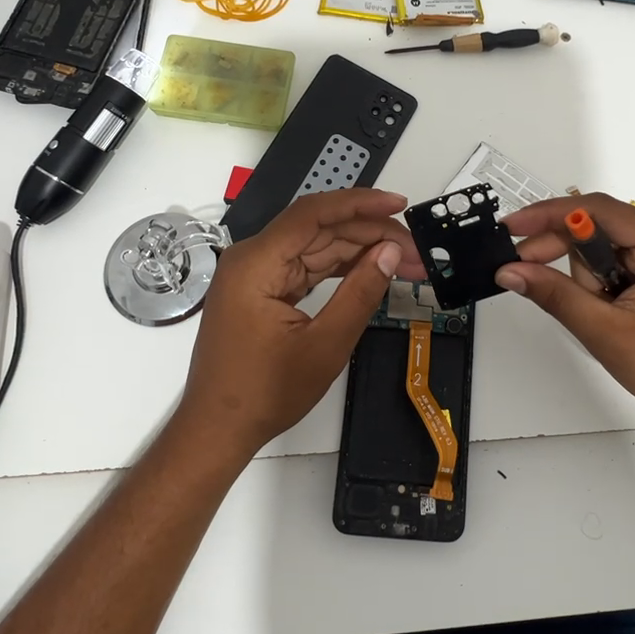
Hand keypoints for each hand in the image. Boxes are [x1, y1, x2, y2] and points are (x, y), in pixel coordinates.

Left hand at [176, 189, 424, 456]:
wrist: (217, 430)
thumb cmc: (266, 393)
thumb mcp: (325, 345)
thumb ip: (361, 293)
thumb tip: (391, 252)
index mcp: (257, 263)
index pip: (314, 213)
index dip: (360, 203)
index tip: (400, 204)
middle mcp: (252, 258)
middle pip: (319, 228)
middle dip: (370, 234)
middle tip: (417, 251)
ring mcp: (255, 274)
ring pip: (315, 246)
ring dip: (360, 251)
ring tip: (405, 261)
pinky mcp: (261, 290)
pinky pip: (305, 266)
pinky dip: (340, 267)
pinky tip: (371, 269)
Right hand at [496, 193, 634, 433]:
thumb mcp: (606, 331)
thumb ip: (555, 295)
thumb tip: (510, 270)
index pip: (597, 210)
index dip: (549, 214)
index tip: (512, 227)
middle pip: (597, 226)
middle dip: (560, 251)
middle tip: (522, 272)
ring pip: (603, 247)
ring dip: (586, 278)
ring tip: (601, 317)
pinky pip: (616, 262)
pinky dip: (600, 284)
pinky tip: (607, 312)